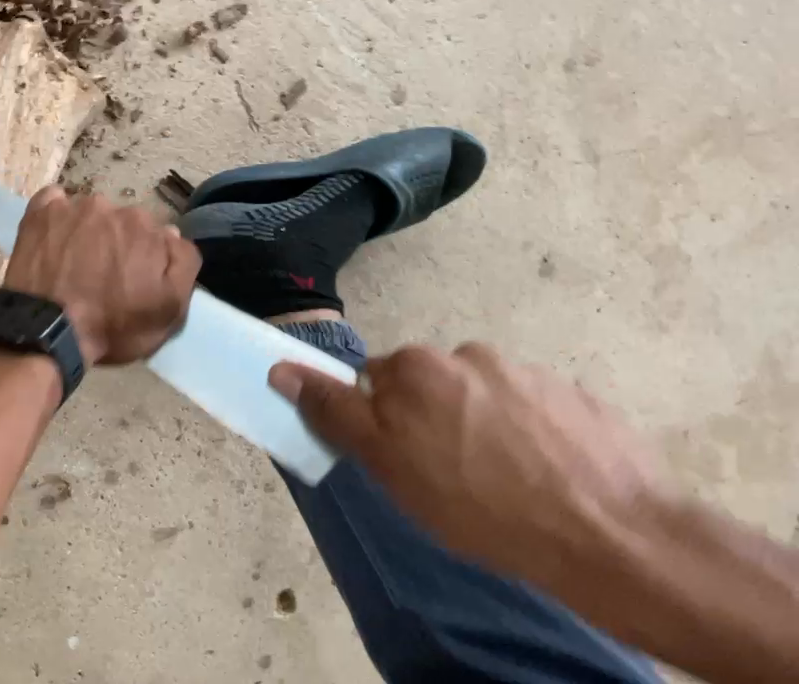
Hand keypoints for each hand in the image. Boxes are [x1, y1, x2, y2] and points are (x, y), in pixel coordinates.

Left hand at [2, 187, 199, 365]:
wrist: (48, 330)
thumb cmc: (113, 325)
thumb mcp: (170, 308)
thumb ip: (183, 264)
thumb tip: (171, 234)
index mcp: (143, 226)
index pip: (151, 234)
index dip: (143, 257)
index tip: (132, 279)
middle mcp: (108, 207)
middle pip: (118, 221)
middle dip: (115, 241)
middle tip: (101, 274)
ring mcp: (69, 207)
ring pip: (87, 213)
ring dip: (86, 230)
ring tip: (73, 261)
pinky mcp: (38, 213)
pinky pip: (52, 201)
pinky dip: (56, 214)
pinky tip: (53, 234)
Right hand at [269, 344, 667, 585]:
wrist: (614, 540)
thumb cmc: (478, 503)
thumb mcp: (386, 464)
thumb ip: (333, 410)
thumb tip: (280, 369)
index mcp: (416, 365)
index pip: (377, 380)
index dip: (385, 420)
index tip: (404, 457)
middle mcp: (468, 355)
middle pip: (433, 384)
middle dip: (436, 418)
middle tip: (452, 473)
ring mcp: (533, 375)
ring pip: (487, 397)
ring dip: (487, 426)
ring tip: (509, 481)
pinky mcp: (585, 402)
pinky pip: (541, 412)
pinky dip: (537, 436)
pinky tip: (550, 477)